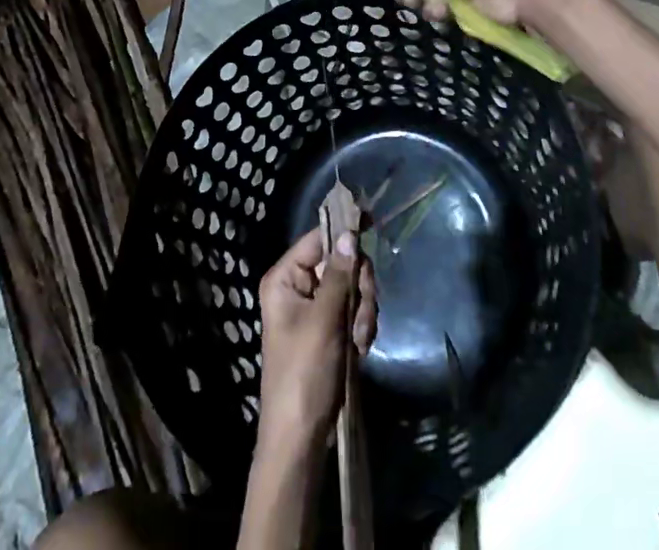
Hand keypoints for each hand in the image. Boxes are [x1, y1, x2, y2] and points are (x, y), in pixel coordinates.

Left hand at [256, 227, 376, 448]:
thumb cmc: (303, 373)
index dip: (344, 232)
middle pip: (342, 263)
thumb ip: (338, 276)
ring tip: (357, 342)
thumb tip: (349, 233)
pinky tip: (359, 350)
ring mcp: (316, 309)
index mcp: (285, 279)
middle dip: (359, 289)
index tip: (373, 223)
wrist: (301, 433)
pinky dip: (362, 329)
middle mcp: (299, 288)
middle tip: (360, 316)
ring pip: (354, 289)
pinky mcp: (331, 329)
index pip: (318, 240)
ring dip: (363, 313)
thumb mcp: (323, 321)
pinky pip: (356, 312)